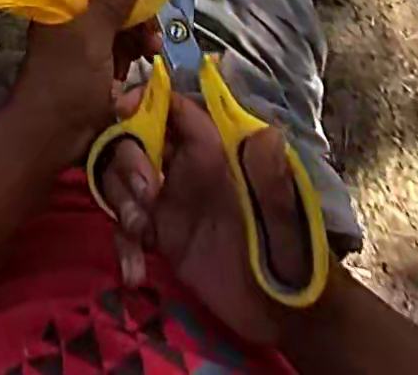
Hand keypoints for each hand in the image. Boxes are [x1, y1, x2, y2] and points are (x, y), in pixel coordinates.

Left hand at [11, 0, 152, 158]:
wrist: (53, 135)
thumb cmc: (66, 82)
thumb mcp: (91, 39)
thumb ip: (110, 3)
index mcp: (60, 5)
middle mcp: (71, 19)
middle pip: (111, 2)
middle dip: (136, 12)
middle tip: (152, 27)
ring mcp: (84, 42)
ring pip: (120, 26)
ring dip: (140, 34)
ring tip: (152, 48)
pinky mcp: (96, 64)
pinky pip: (121, 48)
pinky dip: (135, 51)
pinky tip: (147, 58)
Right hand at [98, 90, 314, 345]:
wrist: (289, 317)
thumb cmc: (296, 261)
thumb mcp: (289, 223)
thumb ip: (273, 182)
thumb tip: (269, 132)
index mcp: (215, 152)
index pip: (174, 108)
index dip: (144, 99)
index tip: (123, 110)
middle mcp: (186, 168)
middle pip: (136, 139)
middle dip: (127, 161)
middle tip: (144, 198)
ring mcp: (168, 200)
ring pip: (121, 177)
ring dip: (120, 200)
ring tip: (141, 236)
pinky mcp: (159, 233)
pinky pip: (124, 224)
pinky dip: (123, 245)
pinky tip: (136, 272)